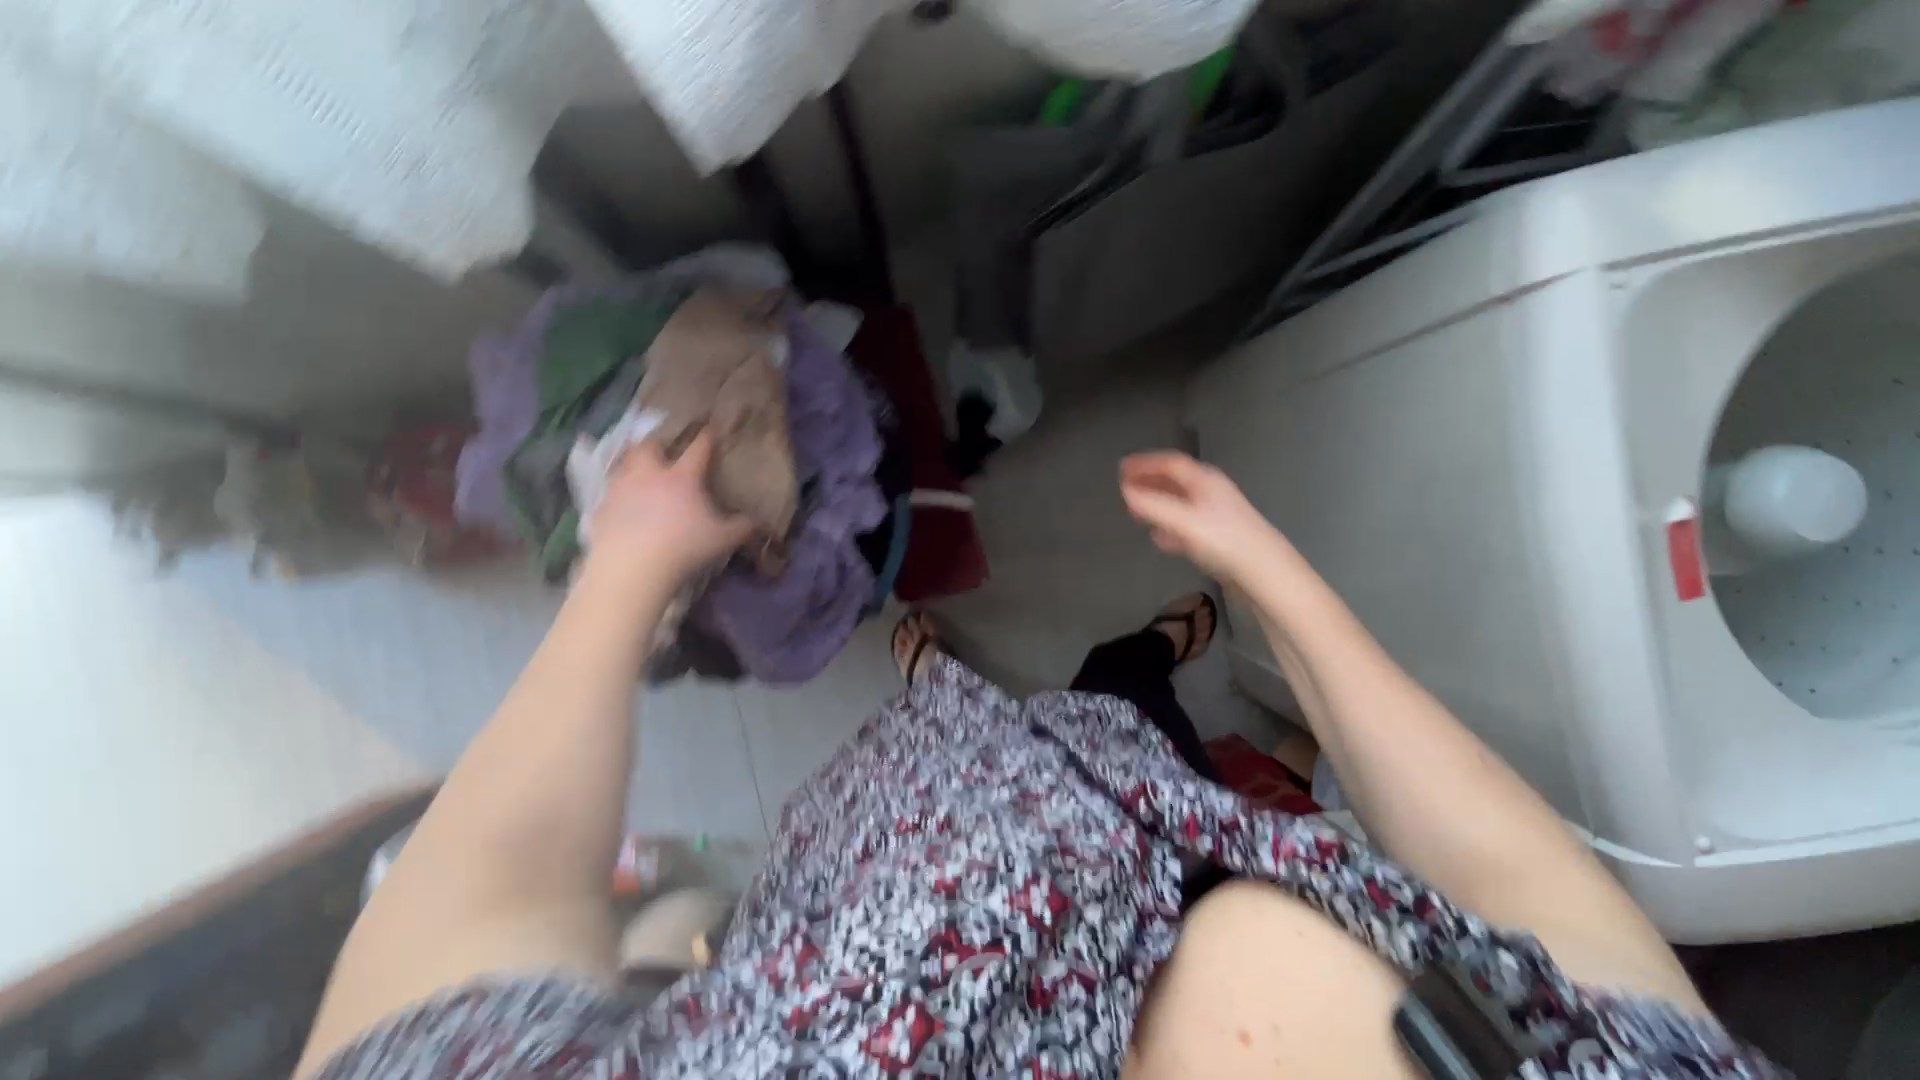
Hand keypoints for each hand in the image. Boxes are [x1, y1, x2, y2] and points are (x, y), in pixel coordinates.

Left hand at [587, 430, 753, 585]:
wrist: (632, 566)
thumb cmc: (683, 547)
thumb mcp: (722, 540)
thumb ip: (741, 528)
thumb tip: (756, 522)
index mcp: (682, 477)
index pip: (698, 449)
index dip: (706, 437)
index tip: (709, 428)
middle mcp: (649, 475)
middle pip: (648, 446)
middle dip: (655, 443)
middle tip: (661, 448)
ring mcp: (621, 489)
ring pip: (622, 464)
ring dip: (630, 464)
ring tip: (636, 470)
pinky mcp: (602, 508)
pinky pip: (608, 495)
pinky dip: (616, 496)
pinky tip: (620, 506)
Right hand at [1119, 451, 1287, 583]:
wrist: (1264, 571)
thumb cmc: (1223, 540)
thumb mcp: (1184, 521)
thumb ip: (1153, 506)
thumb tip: (1125, 492)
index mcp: (1204, 481)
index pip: (1171, 463)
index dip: (1145, 463)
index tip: (1122, 467)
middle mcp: (1211, 492)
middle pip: (1176, 481)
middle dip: (1150, 482)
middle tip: (1126, 487)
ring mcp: (1217, 515)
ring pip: (1181, 503)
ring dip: (1158, 504)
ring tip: (1137, 511)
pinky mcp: (1219, 538)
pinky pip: (1188, 525)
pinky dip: (1170, 526)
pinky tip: (1161, 539)